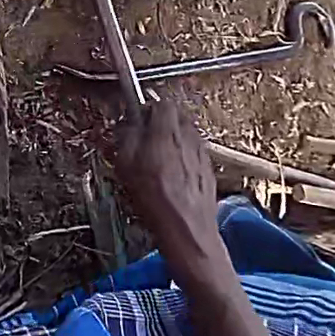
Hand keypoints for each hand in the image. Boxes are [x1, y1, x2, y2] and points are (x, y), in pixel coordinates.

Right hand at [115, 99, 229, 269]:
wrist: (187, 232)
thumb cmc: (153, 198)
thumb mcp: (125, 164)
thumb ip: (127, 136)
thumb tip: (129, 124)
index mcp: (166, 132)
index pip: (162, 103)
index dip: (147, 108)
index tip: (136, 120)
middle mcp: (188, 138)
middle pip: (177, 115)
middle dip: (161, 121)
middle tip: (145, 135)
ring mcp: (202, 153)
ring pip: (187, 133)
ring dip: (173, 136)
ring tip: (158, 154)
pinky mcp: (209, 170)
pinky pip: (194, 150)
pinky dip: (183, 153)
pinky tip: (172, 172)